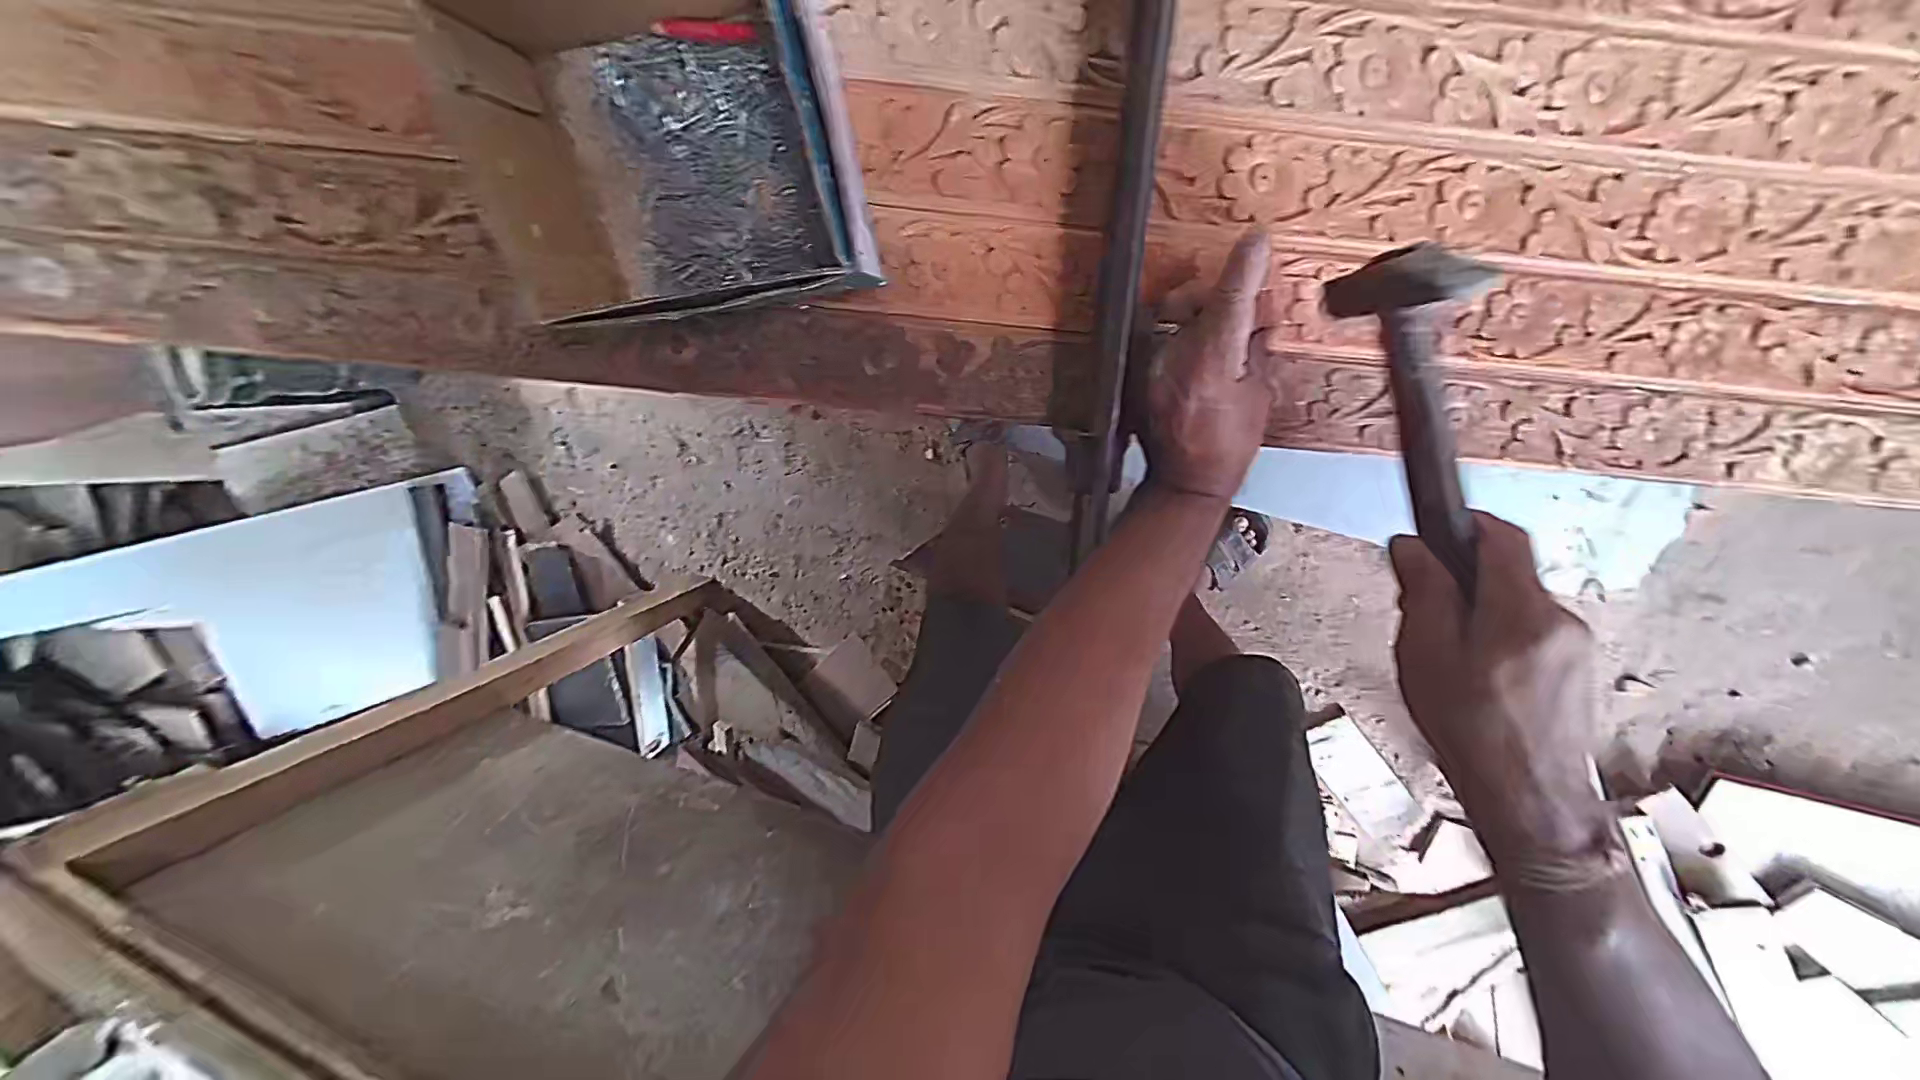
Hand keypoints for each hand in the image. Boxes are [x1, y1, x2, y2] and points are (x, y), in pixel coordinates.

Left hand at [1141, 229, 1279, 501]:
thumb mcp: (1259, 395)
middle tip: (1247, 312)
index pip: (1230, 298)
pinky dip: (1181, 335)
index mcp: (1212, 359)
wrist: (1185, 480)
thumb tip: (1260, 316)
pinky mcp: (1139, 376)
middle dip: (1221, 295)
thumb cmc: (1228, 446)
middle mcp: (1174, 355)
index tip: (1257, 240)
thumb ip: (1257, 348)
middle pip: (1195, 299)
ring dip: (1199, 314)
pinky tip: (1198, 355)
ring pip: (1173, 315)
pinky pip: (1160, 338)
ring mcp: (1151, 365)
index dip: (1246, 266)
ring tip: (1221, 339)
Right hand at [1389, 512, 1611, 869]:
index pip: (1503, 537)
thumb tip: (1412, 545)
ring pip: (1516, 599)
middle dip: (1461, 574)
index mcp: (1521, 611)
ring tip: (1442, 648)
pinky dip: (1496, 628)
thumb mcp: (1425, 652)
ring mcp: (1575, 643)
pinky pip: (1530, 626)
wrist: (1527, 794)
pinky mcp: (1576, 664)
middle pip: (1507, 569)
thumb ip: (1424, 591)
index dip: (1467, 522)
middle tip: (1419, 606)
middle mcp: (1560, 618)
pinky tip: (1471, 667)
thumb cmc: (1467, 725)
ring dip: (1477, 605)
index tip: (1435, 526)